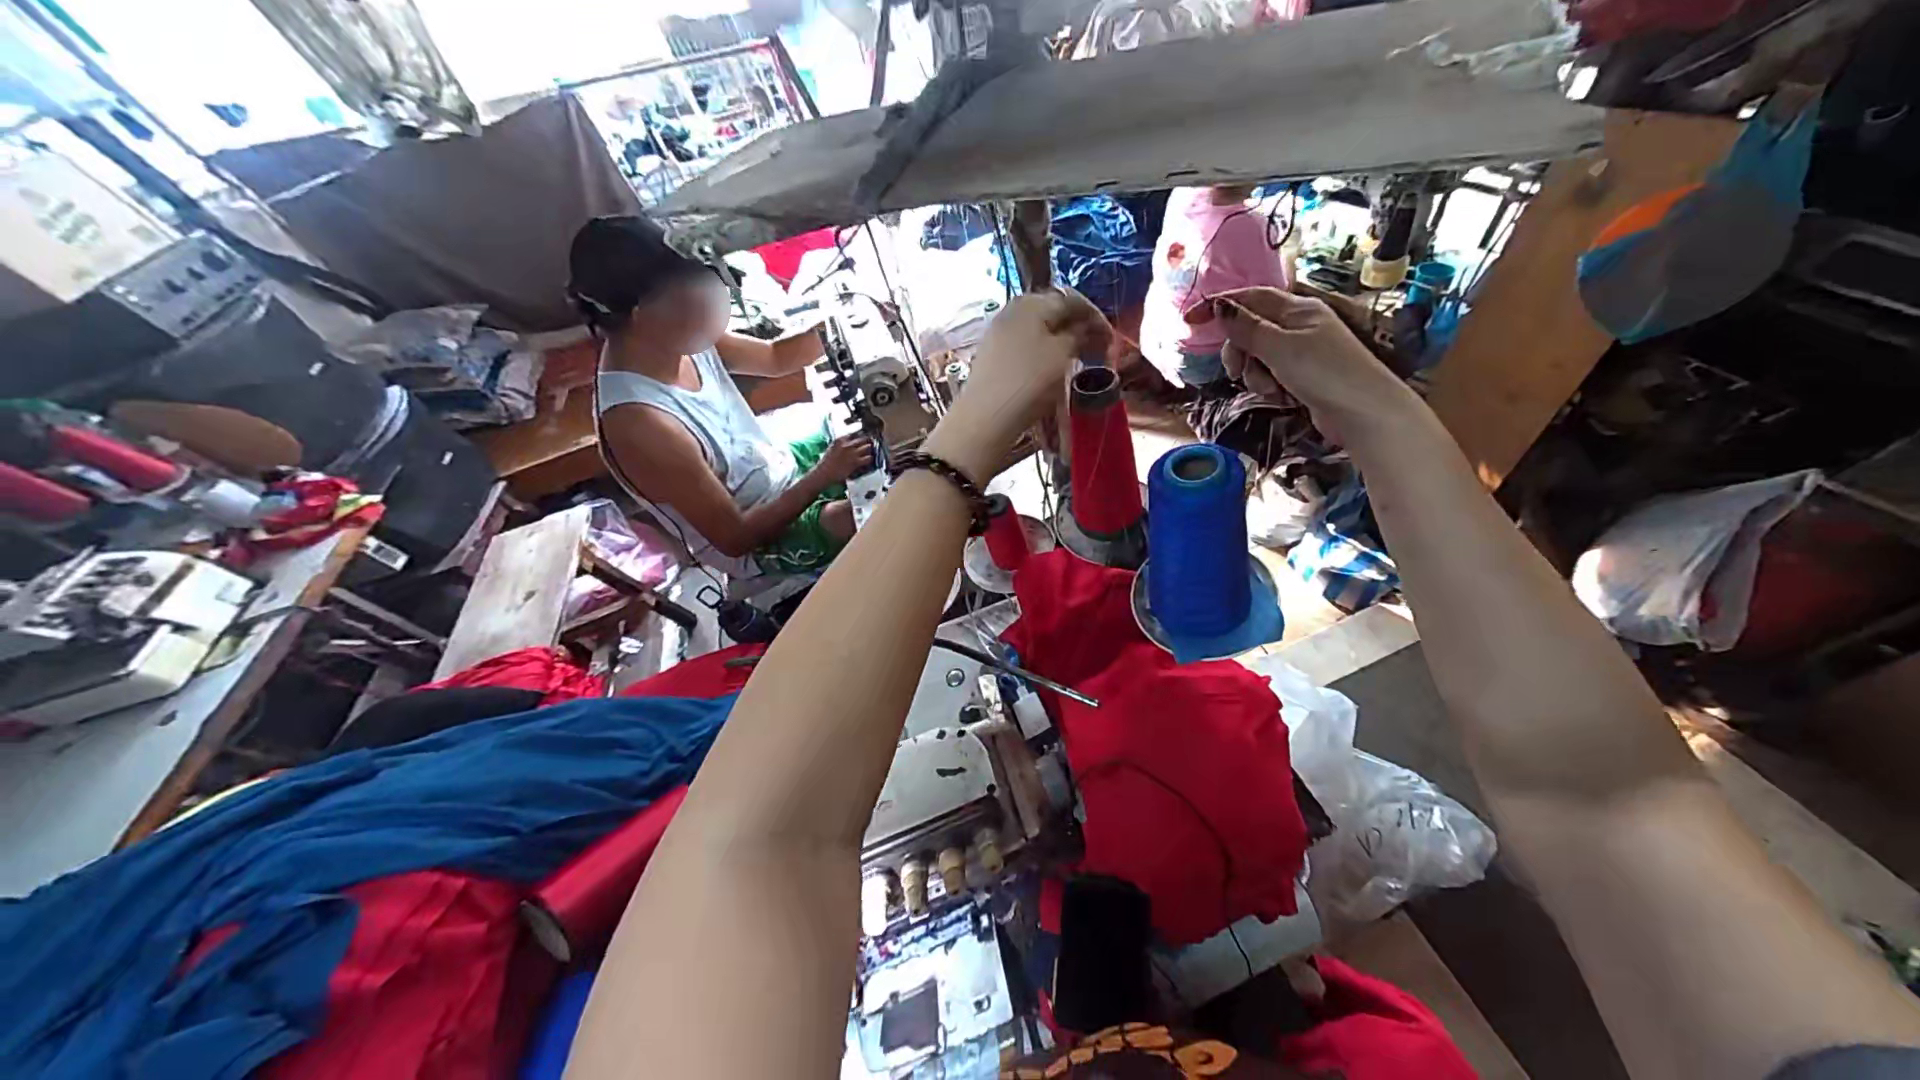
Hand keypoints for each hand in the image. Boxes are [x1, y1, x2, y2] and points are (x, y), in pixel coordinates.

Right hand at [812, 434, 874, 483]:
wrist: (824, 473)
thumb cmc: (826, 462)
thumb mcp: (832, 448)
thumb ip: (841, 444)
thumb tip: (848, 443)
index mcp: (840, 440)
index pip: (854, 433)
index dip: (860, 435)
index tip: (862, 437)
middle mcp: (847, 444)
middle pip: (862, 438)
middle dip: (866, 441)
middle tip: (869, 443)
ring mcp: (852, 453)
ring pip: (867, 447)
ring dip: (869, 449)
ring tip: (870, 451)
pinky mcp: (855, 462)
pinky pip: (868, 458)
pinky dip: (870, 458)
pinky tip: (869, 460)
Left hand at [929, 288, 1111, 478]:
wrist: (986, 416)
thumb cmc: (1030, 380)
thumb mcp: (1062, 354)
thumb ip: (1078, 334)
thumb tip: (1085, 326)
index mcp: (1032, 302)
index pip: (1072, 300)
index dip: (1096, 318)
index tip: (1111, 339)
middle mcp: (1012, 310)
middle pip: (1053, 313)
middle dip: (1077, 328)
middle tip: (1096, 349)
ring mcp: (998, 332)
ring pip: (1038, 330)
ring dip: (1061, 341)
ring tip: (1077, 360)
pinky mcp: (991, 354)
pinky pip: (1025, 345)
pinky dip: (1043, 352)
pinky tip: (1051, 369)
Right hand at [1188, 287, 1419, 446]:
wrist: (1365, 413)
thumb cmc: (1325, 374)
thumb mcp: (1280, 348)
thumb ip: (1246, 328)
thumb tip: (1218, 306)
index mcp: (1296, 309)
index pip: (1248, 298)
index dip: (1218, 306)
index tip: (1190, 320)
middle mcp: (1298, 325)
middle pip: (1248, 331)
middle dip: (1239, 353)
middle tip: (1239, 373)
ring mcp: (1301, 351)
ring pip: (1256, 357)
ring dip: (1255, 375)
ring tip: (1272, 390)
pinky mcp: (1302, 376)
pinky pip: (1270, 375)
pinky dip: (1269, 386)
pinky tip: (1283, 398)